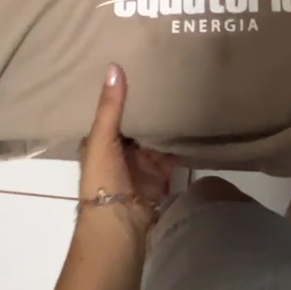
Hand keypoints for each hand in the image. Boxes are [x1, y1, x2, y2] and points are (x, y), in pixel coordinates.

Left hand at [77, 65, 177, 238]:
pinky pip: (171, 153)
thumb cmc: (102, 179)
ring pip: (154, 137)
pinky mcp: (160, 174)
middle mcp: (119, 150)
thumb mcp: (102, 138)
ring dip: (164, 123)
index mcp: (99, 141)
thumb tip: (114, 66)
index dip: (120, 93)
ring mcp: (141, 163)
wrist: (120, 224)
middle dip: (147, 107)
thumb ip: (110, 106)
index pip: (110, 111)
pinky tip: (191, 120)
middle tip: (165, 73)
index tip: (134, 65)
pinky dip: (179, 143)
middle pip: (135, 124)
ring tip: (182, 89)